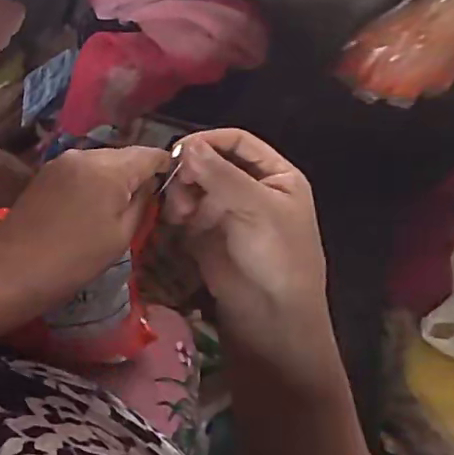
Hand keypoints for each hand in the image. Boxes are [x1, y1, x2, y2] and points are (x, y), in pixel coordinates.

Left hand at [0, 146, 169, 320]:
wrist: (12, 268)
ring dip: (114, 178)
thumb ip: (142, 202)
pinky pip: (81, 170)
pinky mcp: (45, 172)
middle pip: (124, 155)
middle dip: (138, 173)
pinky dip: (93, 182)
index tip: (175, 184)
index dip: (165, 166)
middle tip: (148, 201)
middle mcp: (84, 154)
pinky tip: (93, 206)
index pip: (149, 154)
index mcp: (108, 167)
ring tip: (120, 207)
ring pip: (101, 162)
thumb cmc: (74, 259)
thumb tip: (150, 184)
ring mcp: (61, 161)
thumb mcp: (120, 236)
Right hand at [162, 129, 328, 327]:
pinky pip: (183, 208)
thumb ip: (220, 174)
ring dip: (181, 192)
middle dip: (191, 170)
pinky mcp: (203, 230)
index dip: (210, 140)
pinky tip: (176, 221)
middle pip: (209, 161)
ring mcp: (224, 208)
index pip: (237, 141)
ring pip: (192, 184)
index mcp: (275, 175)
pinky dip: (175, 210)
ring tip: (179, 211)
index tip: (181, 150)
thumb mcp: (256, 208)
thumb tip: (186, 145)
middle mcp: (248, 186)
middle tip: (177, 183)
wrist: (269, 313)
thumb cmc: (277, 255)